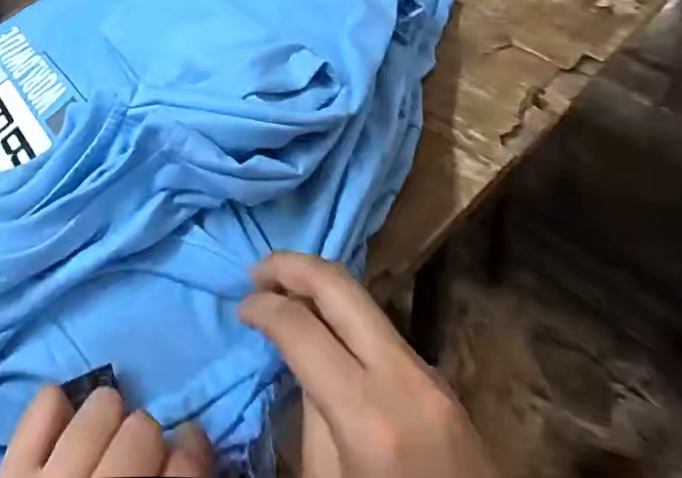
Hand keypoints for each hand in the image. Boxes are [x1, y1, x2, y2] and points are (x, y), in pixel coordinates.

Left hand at [0, 384, 213, 477]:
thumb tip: (184, 466)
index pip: (185, 468)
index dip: (194, 454)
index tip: (189, 451)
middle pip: (144, 431)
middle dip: (149, 442)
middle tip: (143, 461)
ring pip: (100, 407)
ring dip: (109, 421)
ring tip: (105, 443)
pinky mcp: (13, 473)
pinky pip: (44, 406)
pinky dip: (59, 410)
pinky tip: (66, 433)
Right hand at [238, 252, 495, 477]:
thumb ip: (310, 413)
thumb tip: (299, 358)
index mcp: (369, 416)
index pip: (300, 326)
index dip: (261, 306)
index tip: (240, 309)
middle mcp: (404, 379)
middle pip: (339, 285)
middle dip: (290, 265)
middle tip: (256, 273)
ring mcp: (431, 376)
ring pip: (363, 299)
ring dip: (317, 285)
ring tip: (282, 292)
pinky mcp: (441, 383)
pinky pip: (380, 328)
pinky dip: (342, 313)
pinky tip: (321, 325)